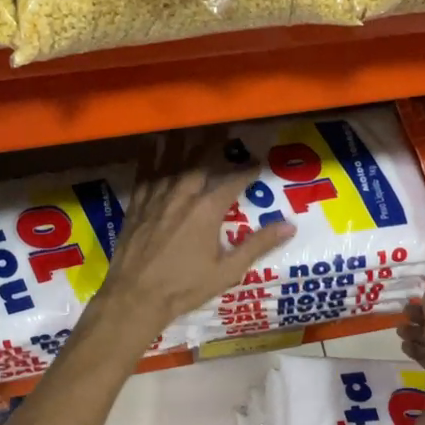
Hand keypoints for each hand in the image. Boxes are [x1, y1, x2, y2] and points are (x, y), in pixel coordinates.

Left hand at [98, 130, 295, 334]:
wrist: (135, 298)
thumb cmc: (184, 288)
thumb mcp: (227, 271)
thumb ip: (258, 245)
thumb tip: (289, 226)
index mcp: (207, 210)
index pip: (233, 181)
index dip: (248, 170)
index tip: (259, 162)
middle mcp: (182, 195)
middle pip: (201, 162)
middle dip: (215, 145)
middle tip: (225, 130)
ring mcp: (156, 198)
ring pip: (171, 162)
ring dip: (184, 143)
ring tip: (191, 127)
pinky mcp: (136, 206)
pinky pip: (145, 173)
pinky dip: (152, 157)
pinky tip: (153, 144)